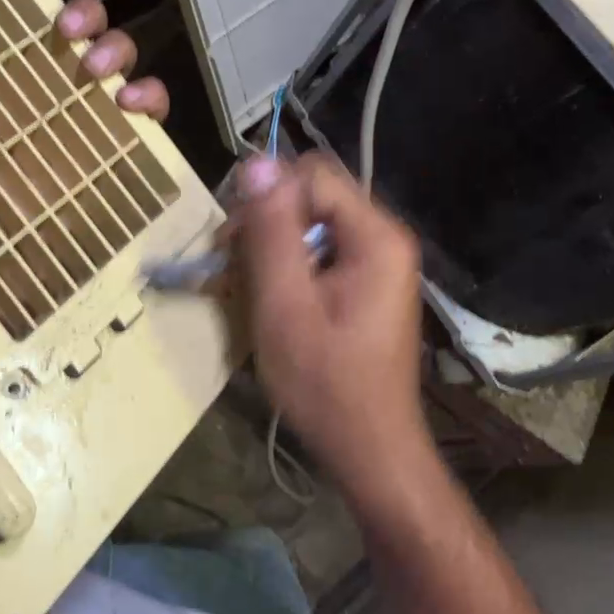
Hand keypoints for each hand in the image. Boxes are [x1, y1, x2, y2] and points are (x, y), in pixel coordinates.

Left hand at [6, 0, 169, 121]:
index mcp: (39, 55)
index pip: (71, 15)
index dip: (76, 4)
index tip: (59, 20)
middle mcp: (71, 76)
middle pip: (104, 33)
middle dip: (97, 27)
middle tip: (72, 39)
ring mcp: (97, 107)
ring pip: (130, 64)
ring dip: (120, 55)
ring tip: (101, 76)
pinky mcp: (119, 141)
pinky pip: (155, 111)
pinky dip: (154, 98)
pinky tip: (134, 105)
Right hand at [234, 154, 432, 501]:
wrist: (369, 450)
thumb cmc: (325, 384)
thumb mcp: (285, 305)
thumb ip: (271, 232)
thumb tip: (255, 162)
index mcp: (374, 236)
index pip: (310, 176)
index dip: (266, 197)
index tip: (233, 238)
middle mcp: (382, 237)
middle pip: (309, 197)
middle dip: (264, 223)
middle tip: (232, 266)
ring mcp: (375, 261)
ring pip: (307, 223)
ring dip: (269, 248)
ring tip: (246, 288)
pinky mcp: (363, 282)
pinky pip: (316, 250)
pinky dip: (285, 267)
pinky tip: (268, 299)